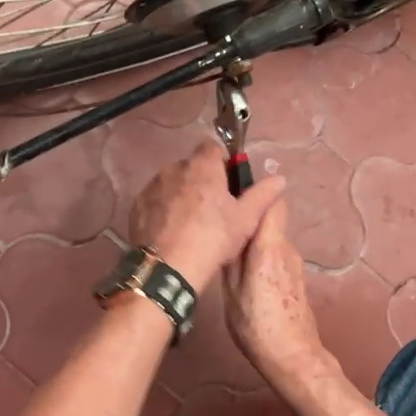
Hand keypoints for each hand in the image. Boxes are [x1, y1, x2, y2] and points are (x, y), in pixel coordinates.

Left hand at [129, 142, 285, 290]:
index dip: (223, 163)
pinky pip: (155, 201)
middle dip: (202, 181)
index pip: (214, 148)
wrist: (168, 268)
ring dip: (181, 195)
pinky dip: (163, 210)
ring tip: (191, 224)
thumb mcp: (246, 219)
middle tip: (214, 209)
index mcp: (202, 165)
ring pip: (172, 184)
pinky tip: (172, 233)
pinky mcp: (136, 207)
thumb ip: (262, 194)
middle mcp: (174, 168)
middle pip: (192, 166)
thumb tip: (279, 179)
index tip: (229, 185)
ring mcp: (152, 187)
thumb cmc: (213, 238)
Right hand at [224, 198, 330, 393]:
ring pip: (272, 240)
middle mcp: (287, 249)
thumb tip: (229, 231)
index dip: (257, 194)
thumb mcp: (232, 293)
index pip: (272, 203)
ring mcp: (295, 264)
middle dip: (248, 222)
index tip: (235, 194)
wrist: (294, 357)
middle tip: (222, 231)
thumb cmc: (257, 326)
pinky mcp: (296, 279)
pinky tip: (247, 278)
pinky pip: (276, 257)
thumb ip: (231, 259)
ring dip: (254, 244)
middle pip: (270, 221)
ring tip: (230, 257)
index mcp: (270, 247)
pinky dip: (262, 260)